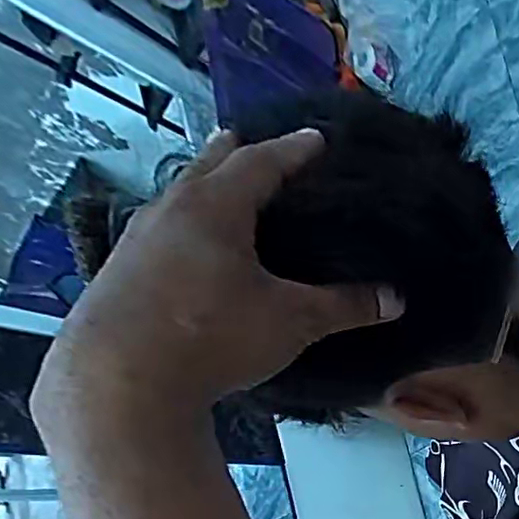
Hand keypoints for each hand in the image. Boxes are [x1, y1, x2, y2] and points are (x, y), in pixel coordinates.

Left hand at [33, 128, 403, 421]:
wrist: (123, 379)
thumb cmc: (216, 334)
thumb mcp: (294, 320)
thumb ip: (346, 306)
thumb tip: (395, 299)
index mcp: (213, 209)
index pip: (259, 164)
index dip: (292, 151)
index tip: (315, 139)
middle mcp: (170, 212)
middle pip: (207, 168)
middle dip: (236, 154)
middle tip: (256, 145)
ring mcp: (140, 241)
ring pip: (180, 198)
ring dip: (208, 188)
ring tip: (227, 192)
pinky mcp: (125, 273)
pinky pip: (166, 230)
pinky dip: (192, 225)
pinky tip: (199, 249)